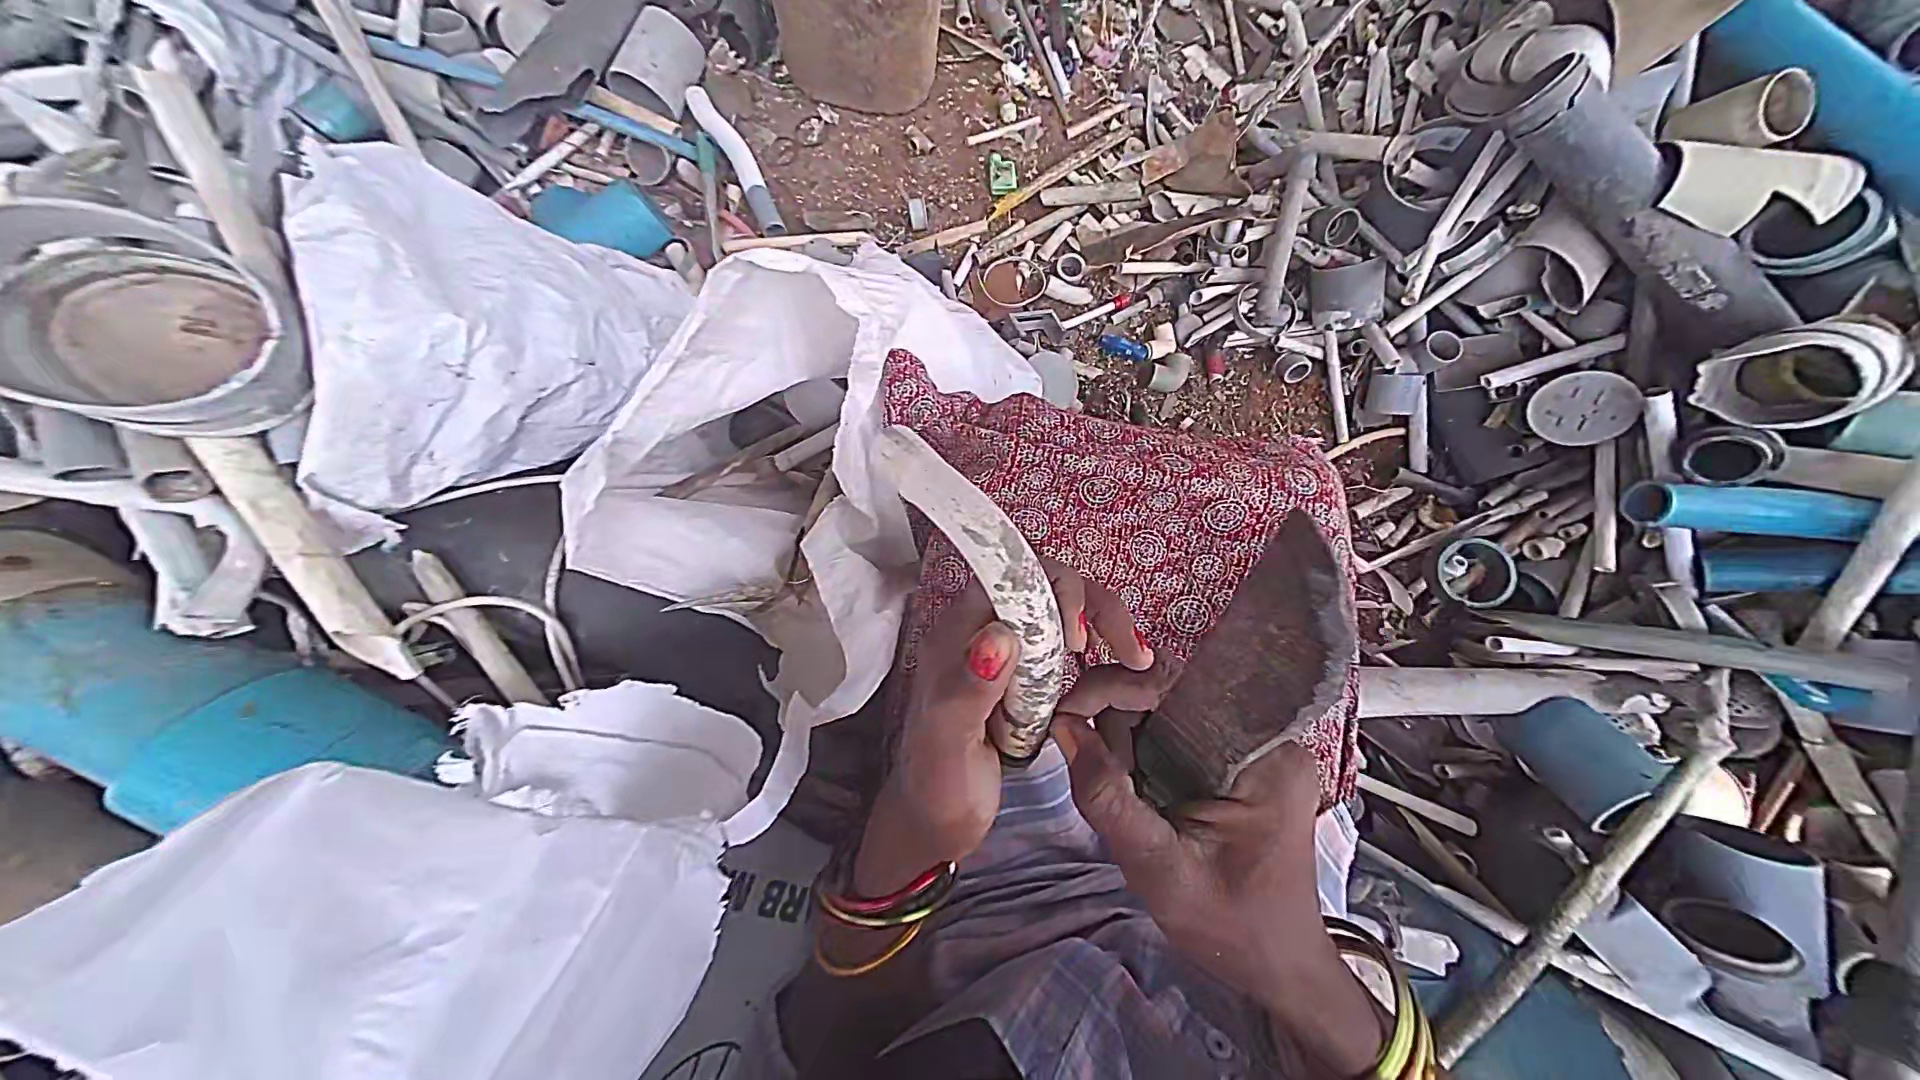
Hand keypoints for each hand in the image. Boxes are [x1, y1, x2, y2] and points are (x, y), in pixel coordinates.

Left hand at [854, 562, 1152, 895]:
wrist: (938, 820)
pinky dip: (1099, 649)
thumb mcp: (948, 741)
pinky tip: (1119, 667)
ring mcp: (1008, 653)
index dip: (1053, 590)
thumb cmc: (937, 784)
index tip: (1080, 639)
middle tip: (1125, 651)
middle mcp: (984, 632)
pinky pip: (1066, 646)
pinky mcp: (1027, 677)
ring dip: (1102, 624)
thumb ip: (968, 690)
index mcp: (959, 634)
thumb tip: (1000, 636)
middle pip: (1045, 585)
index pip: (1010, 577)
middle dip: (1091, 605)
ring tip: (1133, 658)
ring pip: (1061, 611)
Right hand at [1051, 703, 1382, 1075]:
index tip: (1069, 715)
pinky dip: (1136, 752)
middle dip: (1115, 727)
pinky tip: (1137, 791)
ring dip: (1123, 744)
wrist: (1276, 962)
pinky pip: (1167, 729)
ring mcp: (1244, 740)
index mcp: (1261, 750)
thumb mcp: (1160, 870)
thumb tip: (1064, 728)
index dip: (1116, 687)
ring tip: (1128, 798)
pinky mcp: (1228, 753)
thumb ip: (1108, 800)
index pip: (1176, 682)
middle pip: (1163, 691)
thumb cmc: (1232, 925)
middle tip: (1100, 775)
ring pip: (1158, 708)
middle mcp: (1259, 731)